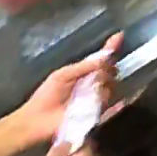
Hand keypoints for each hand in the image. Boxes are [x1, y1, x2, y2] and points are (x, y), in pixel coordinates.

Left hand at [7, 34, 121, 144]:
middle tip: (96, 75)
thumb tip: (104, 58)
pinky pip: (110, 105)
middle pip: (110, 71)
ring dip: (101, 87)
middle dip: (107, 70)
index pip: (102, 58)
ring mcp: (97, 99)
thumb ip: (83, 66)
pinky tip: (115, 101)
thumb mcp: (62, 75)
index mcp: (85, 72)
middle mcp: (94, 84)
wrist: (36, 120)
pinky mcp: (97, 114)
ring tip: (86, 94)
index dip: (111, 47)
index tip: (120, 35)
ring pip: (111, 87)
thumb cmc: (46, 95)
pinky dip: (113, 103)